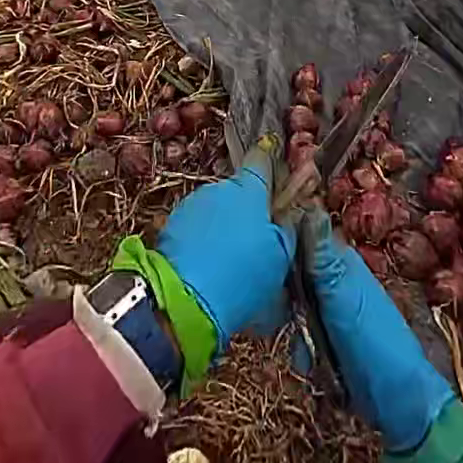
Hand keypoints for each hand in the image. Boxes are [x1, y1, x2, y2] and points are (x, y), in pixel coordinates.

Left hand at [156, 145, 296, 349]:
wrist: (183, 302)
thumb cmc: (242, 276)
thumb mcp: (280, 256)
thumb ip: (287, 227)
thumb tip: (290, 212)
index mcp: (250, 190)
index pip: (261, 159)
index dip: (269, 161)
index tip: (274, 165)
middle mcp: (220, 188)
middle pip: (240, 190)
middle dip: (248, 209)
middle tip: (257, 240)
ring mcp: (193, 204)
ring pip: (217, 208)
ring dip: (225, 226)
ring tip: (230, 261)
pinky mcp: (172, 224)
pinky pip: (196, 226)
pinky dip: (204, 240)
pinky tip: (209, 267)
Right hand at [298, 208, 454, 452]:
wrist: (397, 398)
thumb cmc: (372, 340)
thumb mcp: (341, 296)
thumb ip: (322, 257)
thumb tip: (309, 207)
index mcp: (340, 259)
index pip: (301, 235)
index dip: (280, 242)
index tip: (261, 256)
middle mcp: (334, 277)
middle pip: (291, 272)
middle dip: (281, 294)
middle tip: (281, 313)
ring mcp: (331, 307)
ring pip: (292, 305)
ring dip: (293, 326)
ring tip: (303, 344)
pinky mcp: (328, 335)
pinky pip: (301, 332)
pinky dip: (301, 347)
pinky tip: (309, 360)